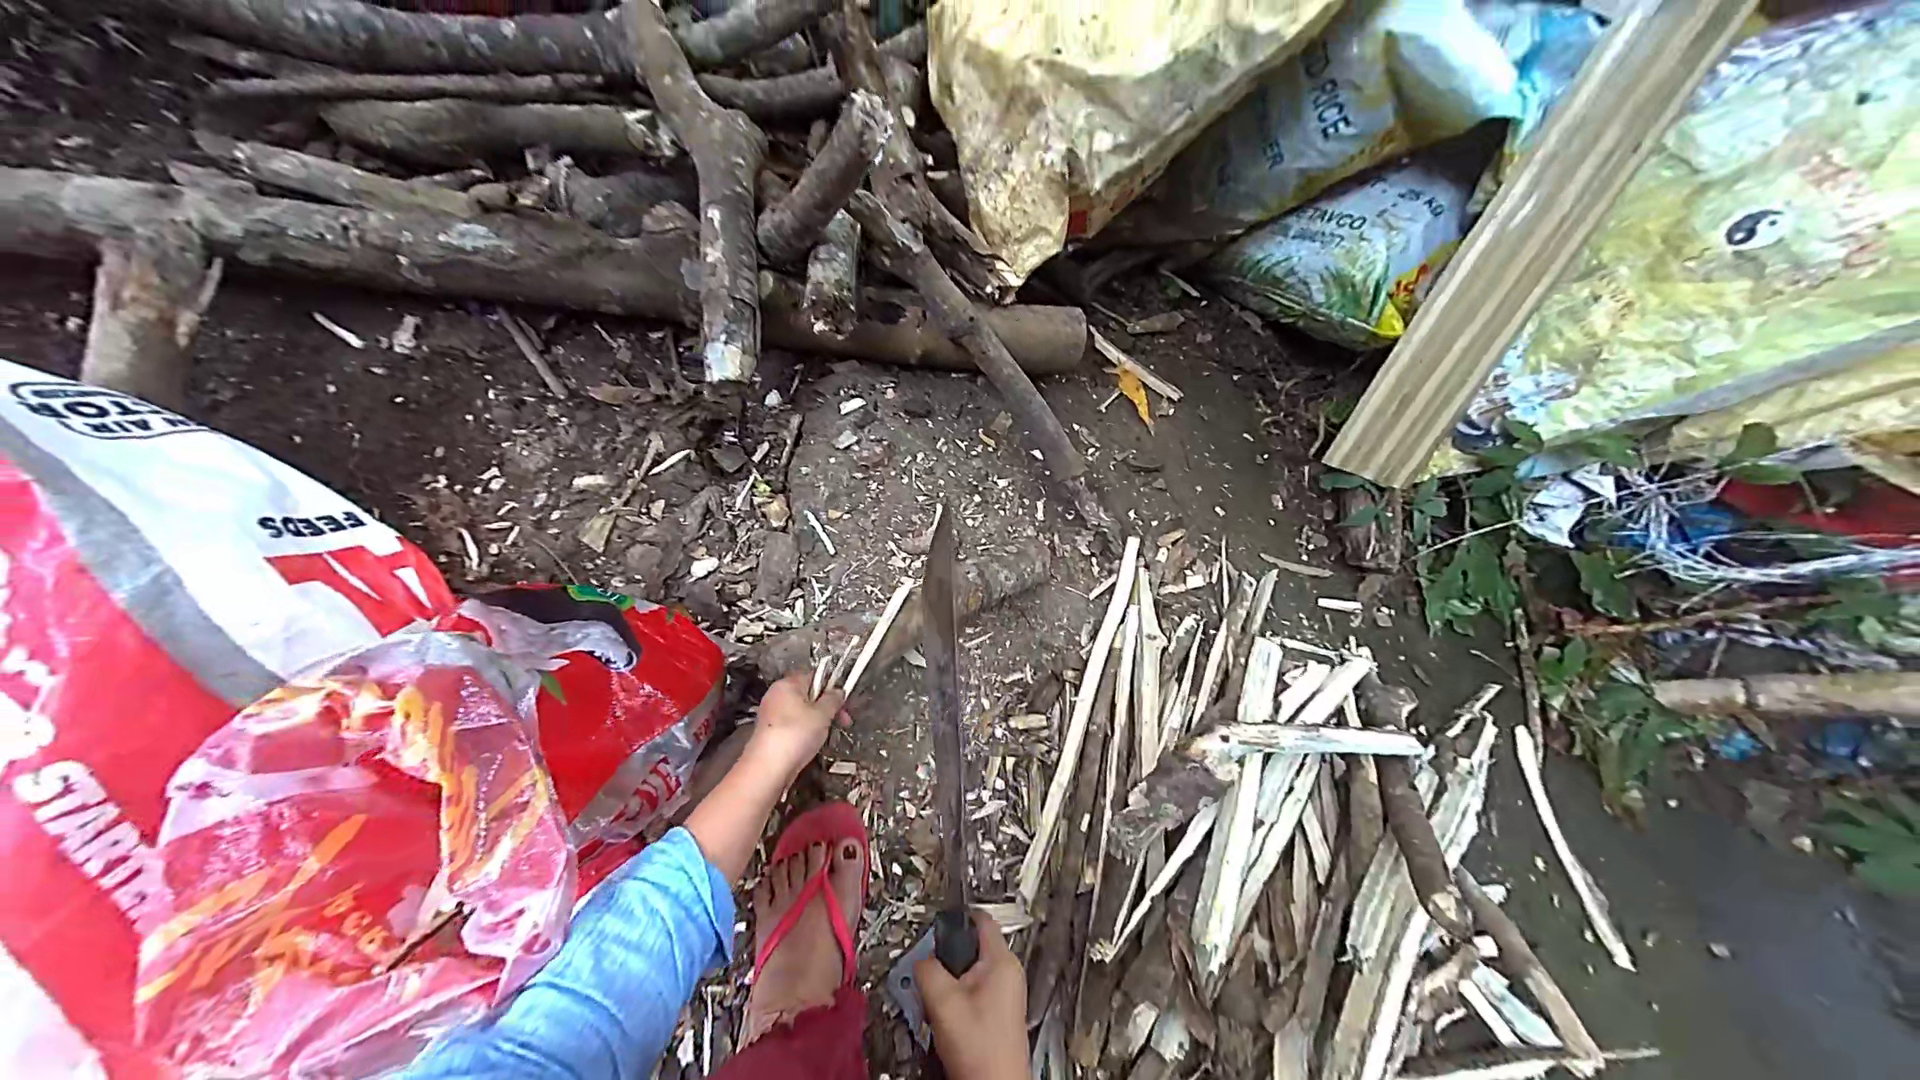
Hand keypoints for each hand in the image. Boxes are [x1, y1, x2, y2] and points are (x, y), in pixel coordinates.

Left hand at [746, 672, 845, 779]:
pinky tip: (811, 744)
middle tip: (843, 720)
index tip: (845, 702)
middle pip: (809, 695)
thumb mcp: (823, 714)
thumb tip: (838, 691)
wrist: (768, 768)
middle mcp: (776, 696)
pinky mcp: (771, 733)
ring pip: (802, 712)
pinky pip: (794, 726)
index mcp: (787, 684)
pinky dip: (805, 732)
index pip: (815, 677)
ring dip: (818, 721)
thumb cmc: (796, 734)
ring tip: (827, 734)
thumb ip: (833, 699)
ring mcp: (772, 715)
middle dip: (827, 707)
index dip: (833, 688)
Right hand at [917, 912, 1028, 1079]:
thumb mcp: (943, 1002)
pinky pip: (971, 991)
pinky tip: (943, 1016)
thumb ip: (927, 969)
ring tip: (933, 998)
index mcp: (1001, 961)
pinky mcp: (997, 1012)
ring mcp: (1004, 994)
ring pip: (968, 971)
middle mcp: (1007, 973)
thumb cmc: (980, 1051)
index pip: (981, 919)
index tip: (937, 923)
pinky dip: (954, 997)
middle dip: (945, 956)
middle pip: (971, 946)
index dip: (957, 917)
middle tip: (927, 969)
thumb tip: (920, 958)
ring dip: (947, 980)